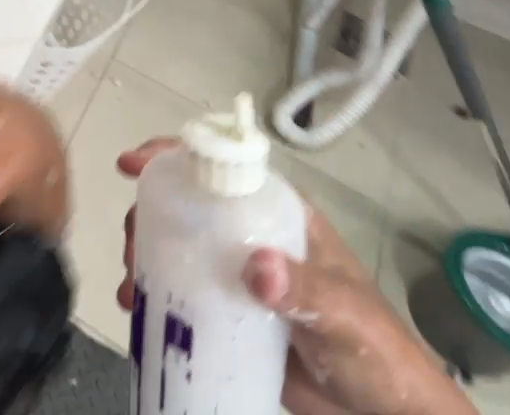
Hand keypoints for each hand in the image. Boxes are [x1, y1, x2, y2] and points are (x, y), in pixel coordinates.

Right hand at [116, 139, 474, 414]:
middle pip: (186, 205)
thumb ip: (305, 289)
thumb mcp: (346, 316)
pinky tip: (135, 309)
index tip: (133, 165)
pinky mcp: (224, 312)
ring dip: (142, 256)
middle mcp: (250, 236)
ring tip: (132, 286)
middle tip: (132, 245)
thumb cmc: (377, 353)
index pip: (224, 170)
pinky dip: (150, 294)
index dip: (175, 157)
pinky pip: (177, 292)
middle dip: (148, 215)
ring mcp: (234, 275)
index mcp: (280, 216)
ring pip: (173, 245)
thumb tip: (255, 266)